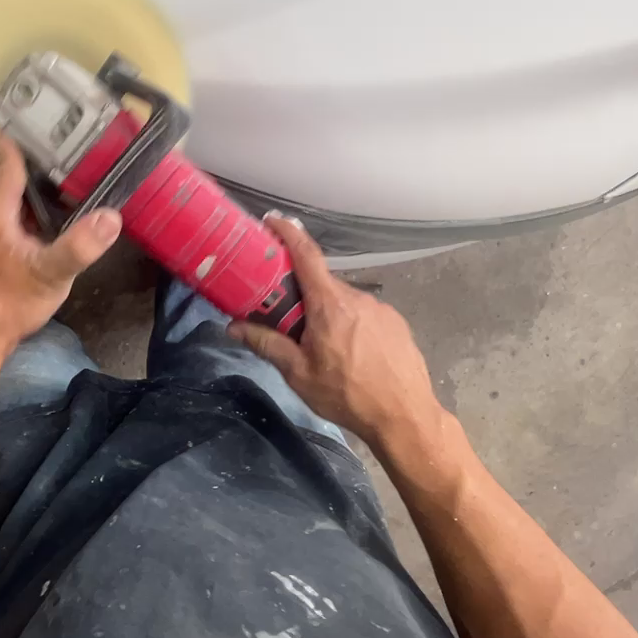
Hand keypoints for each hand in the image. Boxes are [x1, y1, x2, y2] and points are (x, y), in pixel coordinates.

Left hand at [0, 132, 122, 356]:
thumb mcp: (51, 275)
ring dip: (14, 185)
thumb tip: (110, 217)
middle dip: (16, 159)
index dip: (9, 140)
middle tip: (44, 145)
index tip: (7, 115)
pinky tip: (32, 222)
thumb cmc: (8, 305)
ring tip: (45, 179)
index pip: (2, 166)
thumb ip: (81, 246)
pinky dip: (11, 207)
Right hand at [229, 217, 456, 449]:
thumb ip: (266, 345)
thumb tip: (233, 327)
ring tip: (322, 348)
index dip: (288, 233)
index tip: (273, 220)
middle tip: (287, 320)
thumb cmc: (346, 395)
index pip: (306, 255)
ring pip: (343, 302)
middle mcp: (357, 297)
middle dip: (302, 296)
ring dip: (327, 315)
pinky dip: (350, 326)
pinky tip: (350, 354)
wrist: (405, 417)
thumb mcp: (298, 374)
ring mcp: (380, 309)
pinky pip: (364, 315)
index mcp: (329, 304)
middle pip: (321, 284)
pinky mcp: (396, 323)